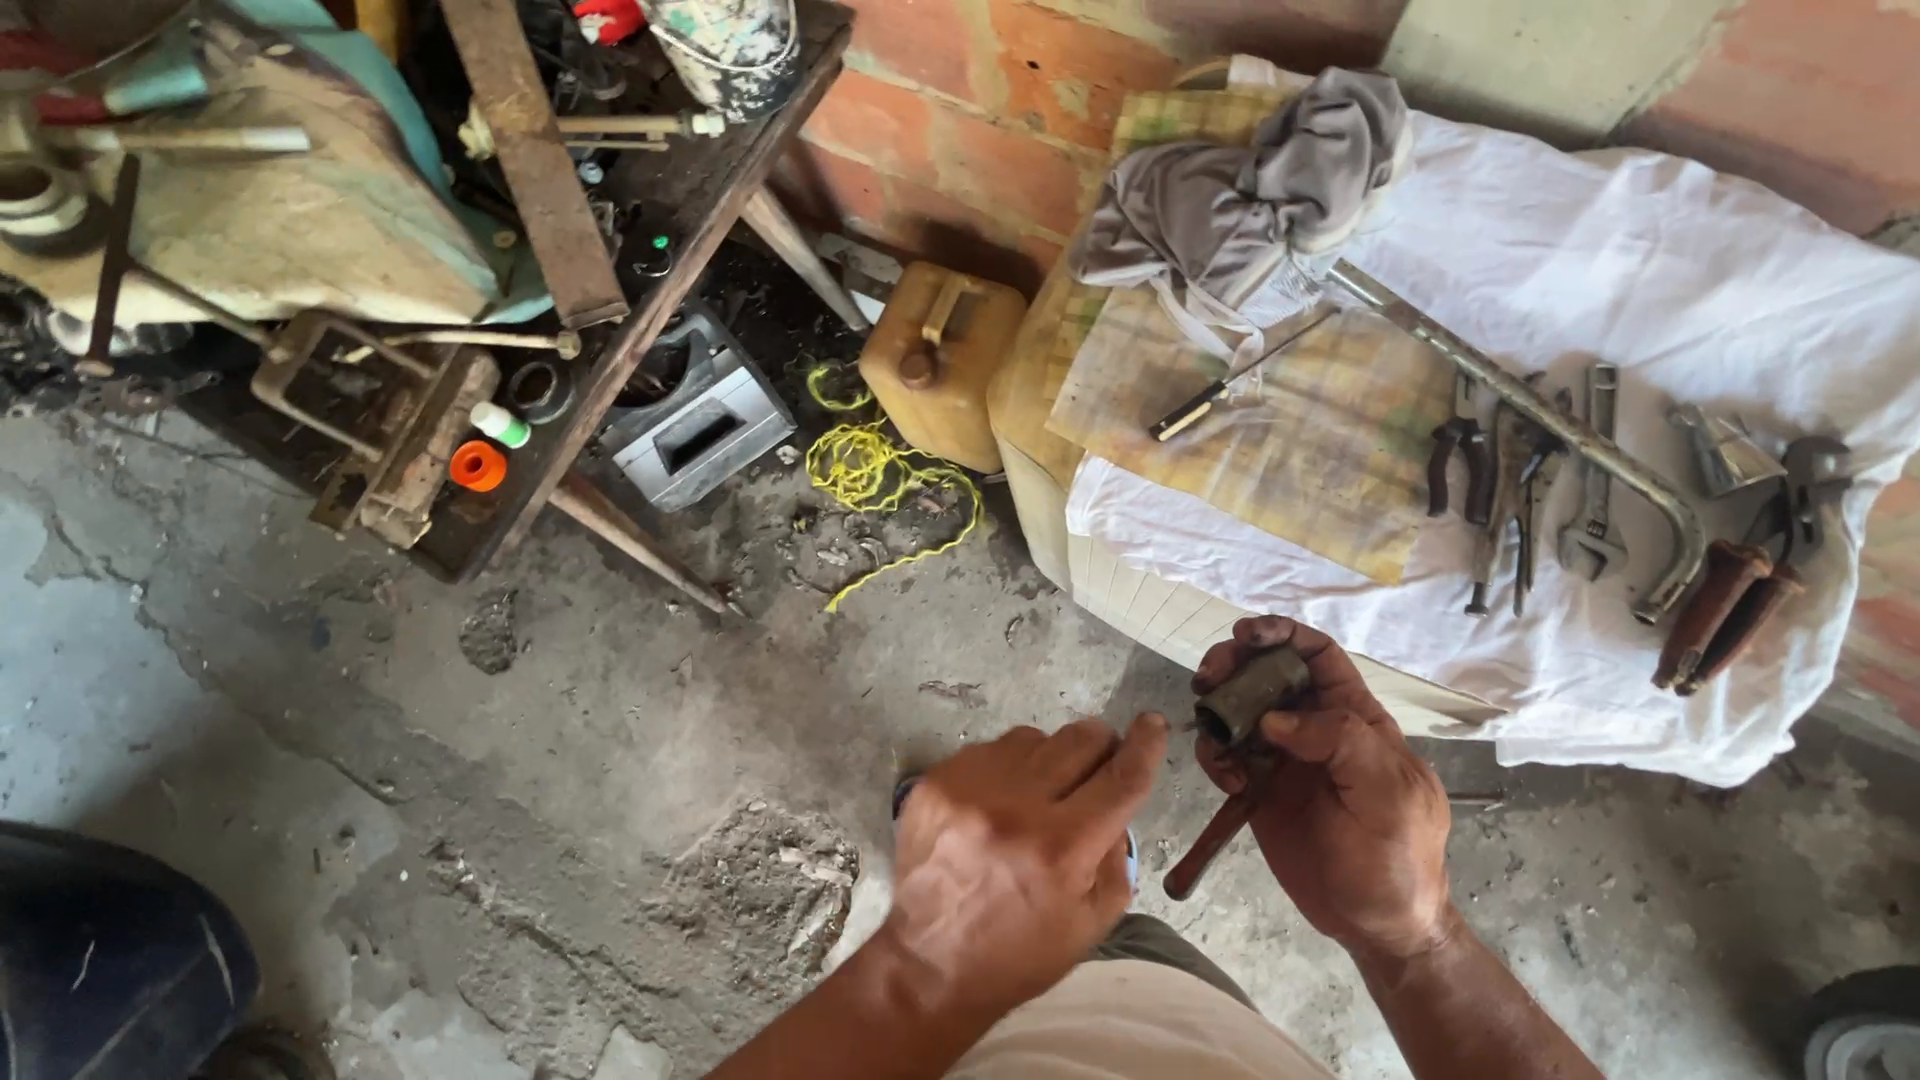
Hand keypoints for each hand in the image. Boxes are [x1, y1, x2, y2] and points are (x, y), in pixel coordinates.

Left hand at [882, 714, 1167, 1015]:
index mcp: (1062, 848)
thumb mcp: (1090, 921)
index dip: (1145, 746)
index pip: (1120, 779)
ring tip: (1040, 793)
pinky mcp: (937, 780)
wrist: (929, 961)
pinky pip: (990, 749)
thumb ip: (1116, 856)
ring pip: (1034, 737)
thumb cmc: (1019, 952)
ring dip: (1051, 756)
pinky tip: (998, 801)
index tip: (1153, 724)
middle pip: (1080, 740)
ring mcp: (971, 788)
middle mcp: (1016, 807)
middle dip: (1101, 746)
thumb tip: (1115, 804)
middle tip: (1097, 767)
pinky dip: (1007, 767)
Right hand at [1193, 616, 1455, 961]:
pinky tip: (1231, 783)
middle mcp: (1313, 729)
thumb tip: (1272, 720)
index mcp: (1355, 718)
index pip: (1318, 657)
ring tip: (1215, 735)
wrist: (1374, 925)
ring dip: (1217, 711)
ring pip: (1237, 710)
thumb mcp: (1388, 794)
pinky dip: (1216, 759)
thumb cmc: (1396, 859)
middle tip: (1207, 678)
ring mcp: (1281, 758)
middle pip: (1266, 674)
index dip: (1282, 634)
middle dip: (1233, 665)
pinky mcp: (1256, 787)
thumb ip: (1341, 741)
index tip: (1244, 634)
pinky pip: (1224, 755)